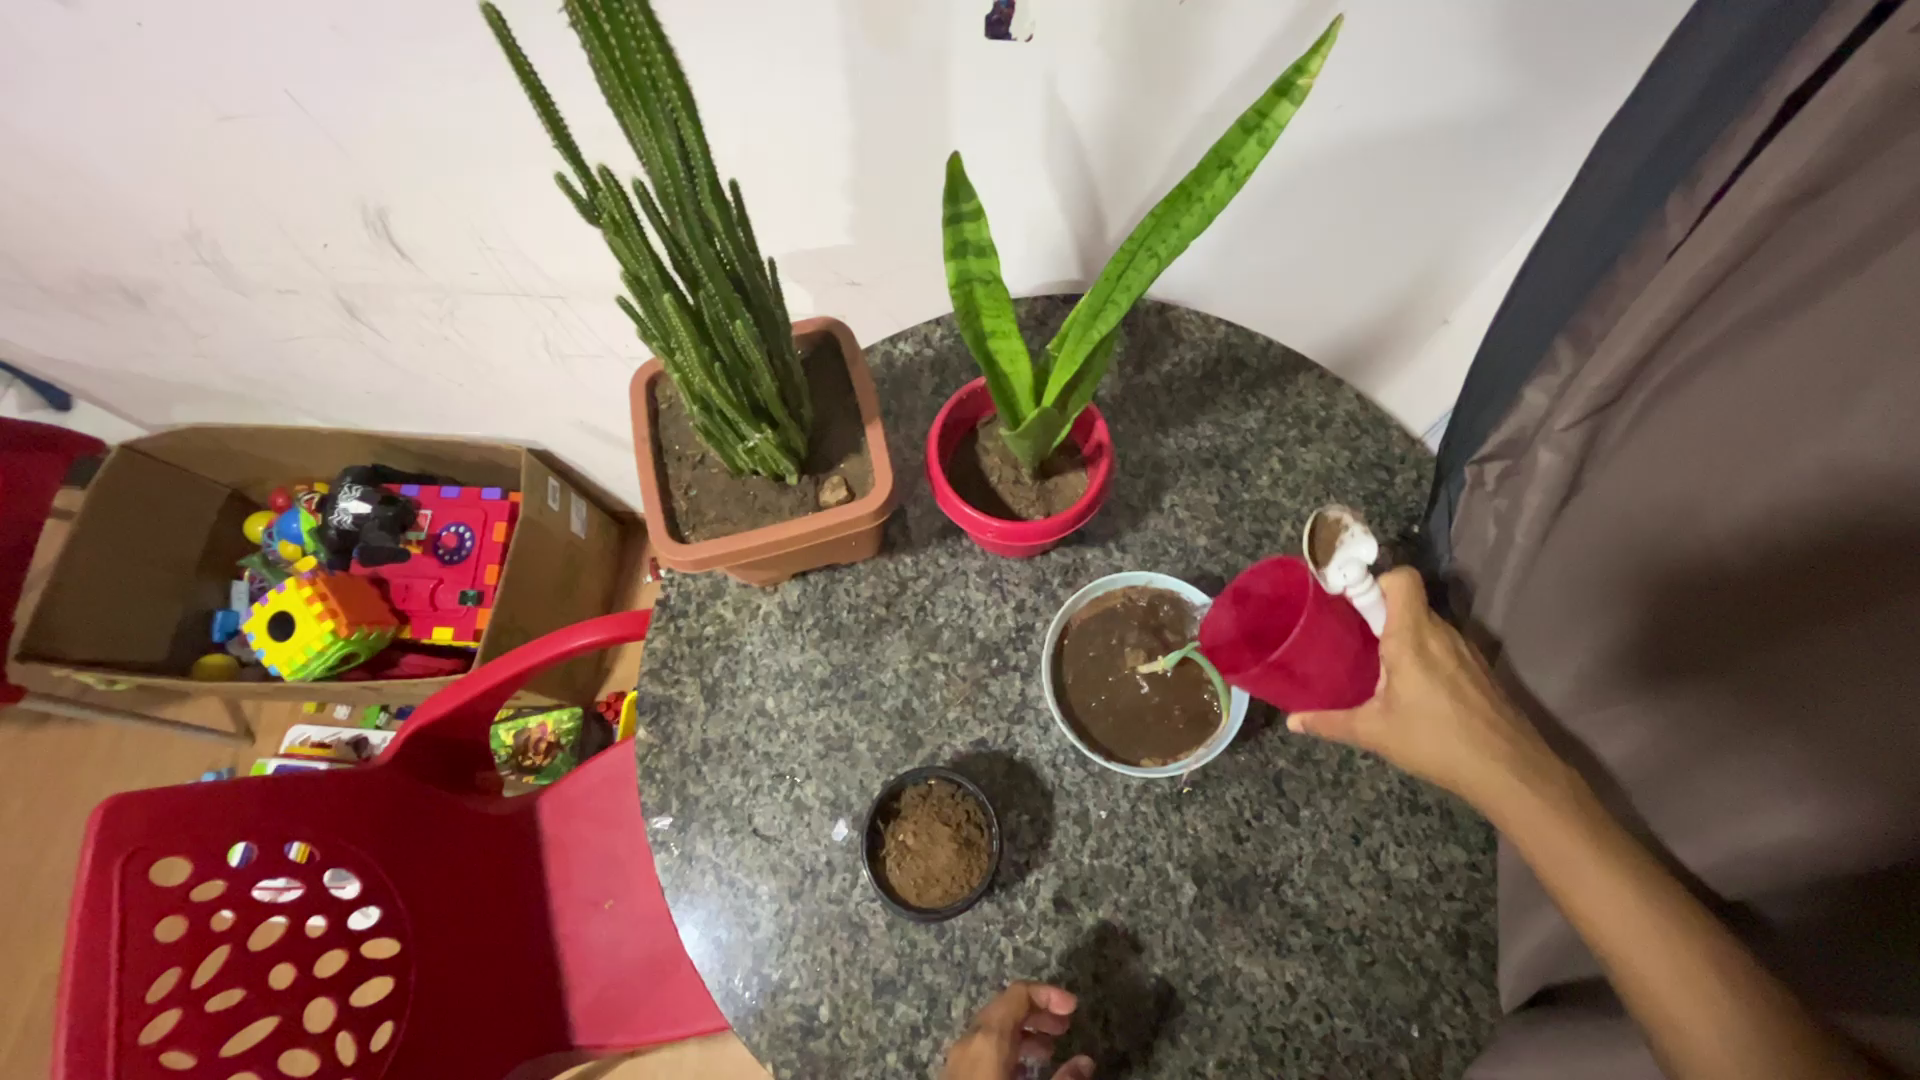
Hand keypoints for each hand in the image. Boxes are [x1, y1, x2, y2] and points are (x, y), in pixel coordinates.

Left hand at [941, 981, 1094, 1079]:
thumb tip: (1085, 1062)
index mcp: (987, 1038)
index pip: (1017, 994)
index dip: (1048, 994)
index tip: (1075, 1009)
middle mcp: (969, 1042)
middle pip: (1005, 1009)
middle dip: (1038, 1013)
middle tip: (1067, 1027)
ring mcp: (958, 1061)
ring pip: (993, 1031)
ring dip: (1024, 1033)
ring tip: (1051, 1050)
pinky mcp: (955, 1079)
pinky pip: (984, 1051)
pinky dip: (1008, 1050)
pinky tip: (1025, 1073)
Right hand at [1287, 567, 1562, 809]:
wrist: (1511, 770)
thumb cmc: (1436, 742)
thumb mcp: (1374, 732)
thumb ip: (1329, 722)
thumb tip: (1293, 721)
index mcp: (1412, 637)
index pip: (1401, 579)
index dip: (1374, 581)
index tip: (1349, 603)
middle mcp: (1441, 633)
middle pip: (1409, 602)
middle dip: (1378, 614)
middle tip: (1351, 638)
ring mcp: (1466, 650)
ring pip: (1427, 625)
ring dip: (1402, 635)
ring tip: (1378, 665)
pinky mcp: (1479, 669)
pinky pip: (1444, 646)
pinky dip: (1424, 654)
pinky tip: (1413, 687)